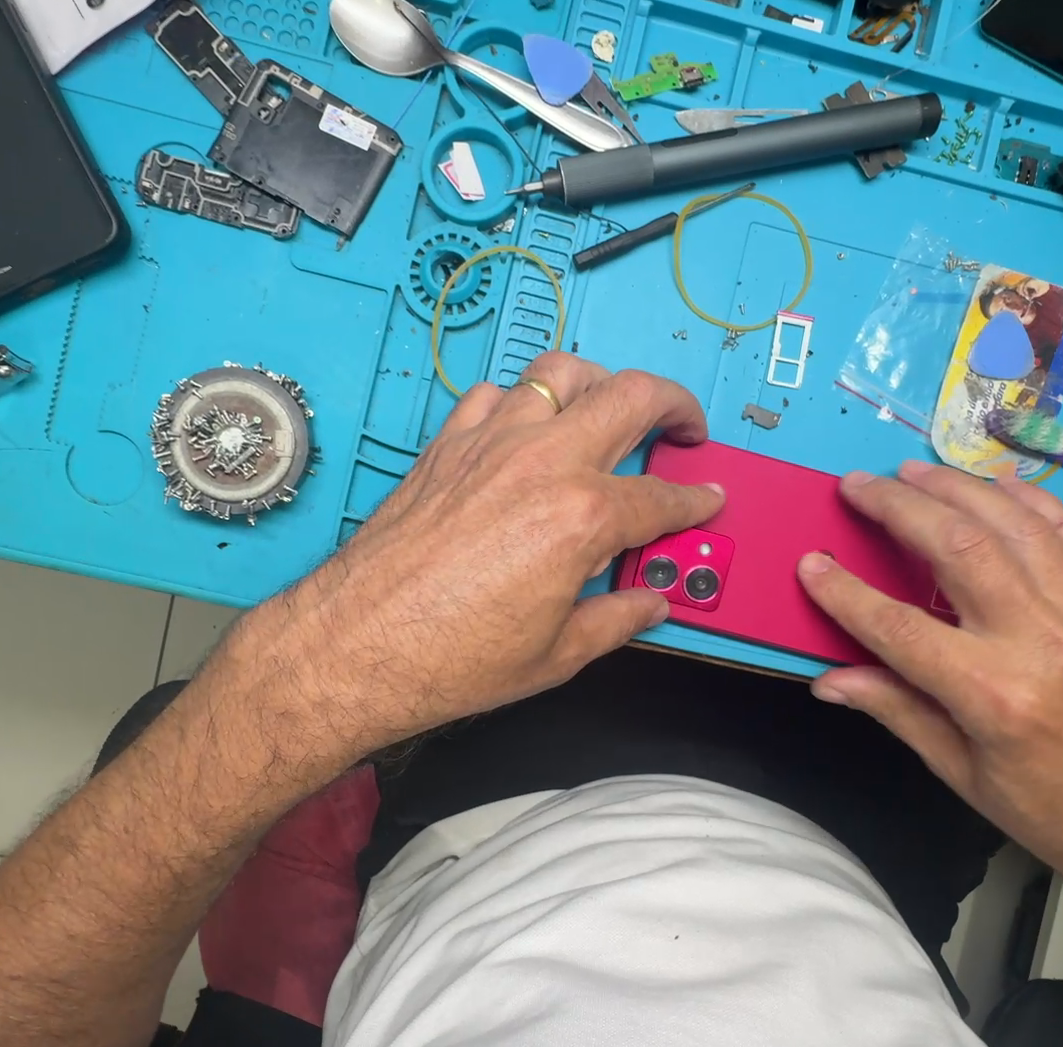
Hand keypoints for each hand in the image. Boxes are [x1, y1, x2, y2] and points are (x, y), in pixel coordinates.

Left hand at [238, 353, 721, 751]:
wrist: (357, 645)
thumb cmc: (451, 658)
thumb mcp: (557, 655)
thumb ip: (618, 620)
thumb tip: (650, 604)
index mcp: (581, 517)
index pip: (662, 498)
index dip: (694, 500)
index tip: (705, 498)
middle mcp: (541, 462)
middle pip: (632, 397)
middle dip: (677, 404)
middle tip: (686, 426)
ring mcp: (491, 442)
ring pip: (562, 373)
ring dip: (600, 383)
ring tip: (611, 409)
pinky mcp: (448, 445)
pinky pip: (496, 394)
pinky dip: (524, 401)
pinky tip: (528, 428)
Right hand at [797, 462, 1062, 924]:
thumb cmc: (1055, 815)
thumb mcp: (961, 774)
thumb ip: (895, 711)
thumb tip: (827, 681)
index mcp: (993, 695)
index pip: (898, 627)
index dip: (845, 593)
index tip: (810, 563)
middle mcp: (1041, 642)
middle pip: (958, 549)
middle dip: (898, 507)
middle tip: (857, 484)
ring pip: (1014, 526)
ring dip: (958, 488)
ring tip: (913, 470)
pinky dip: (1028, 500)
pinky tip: (994, 485)